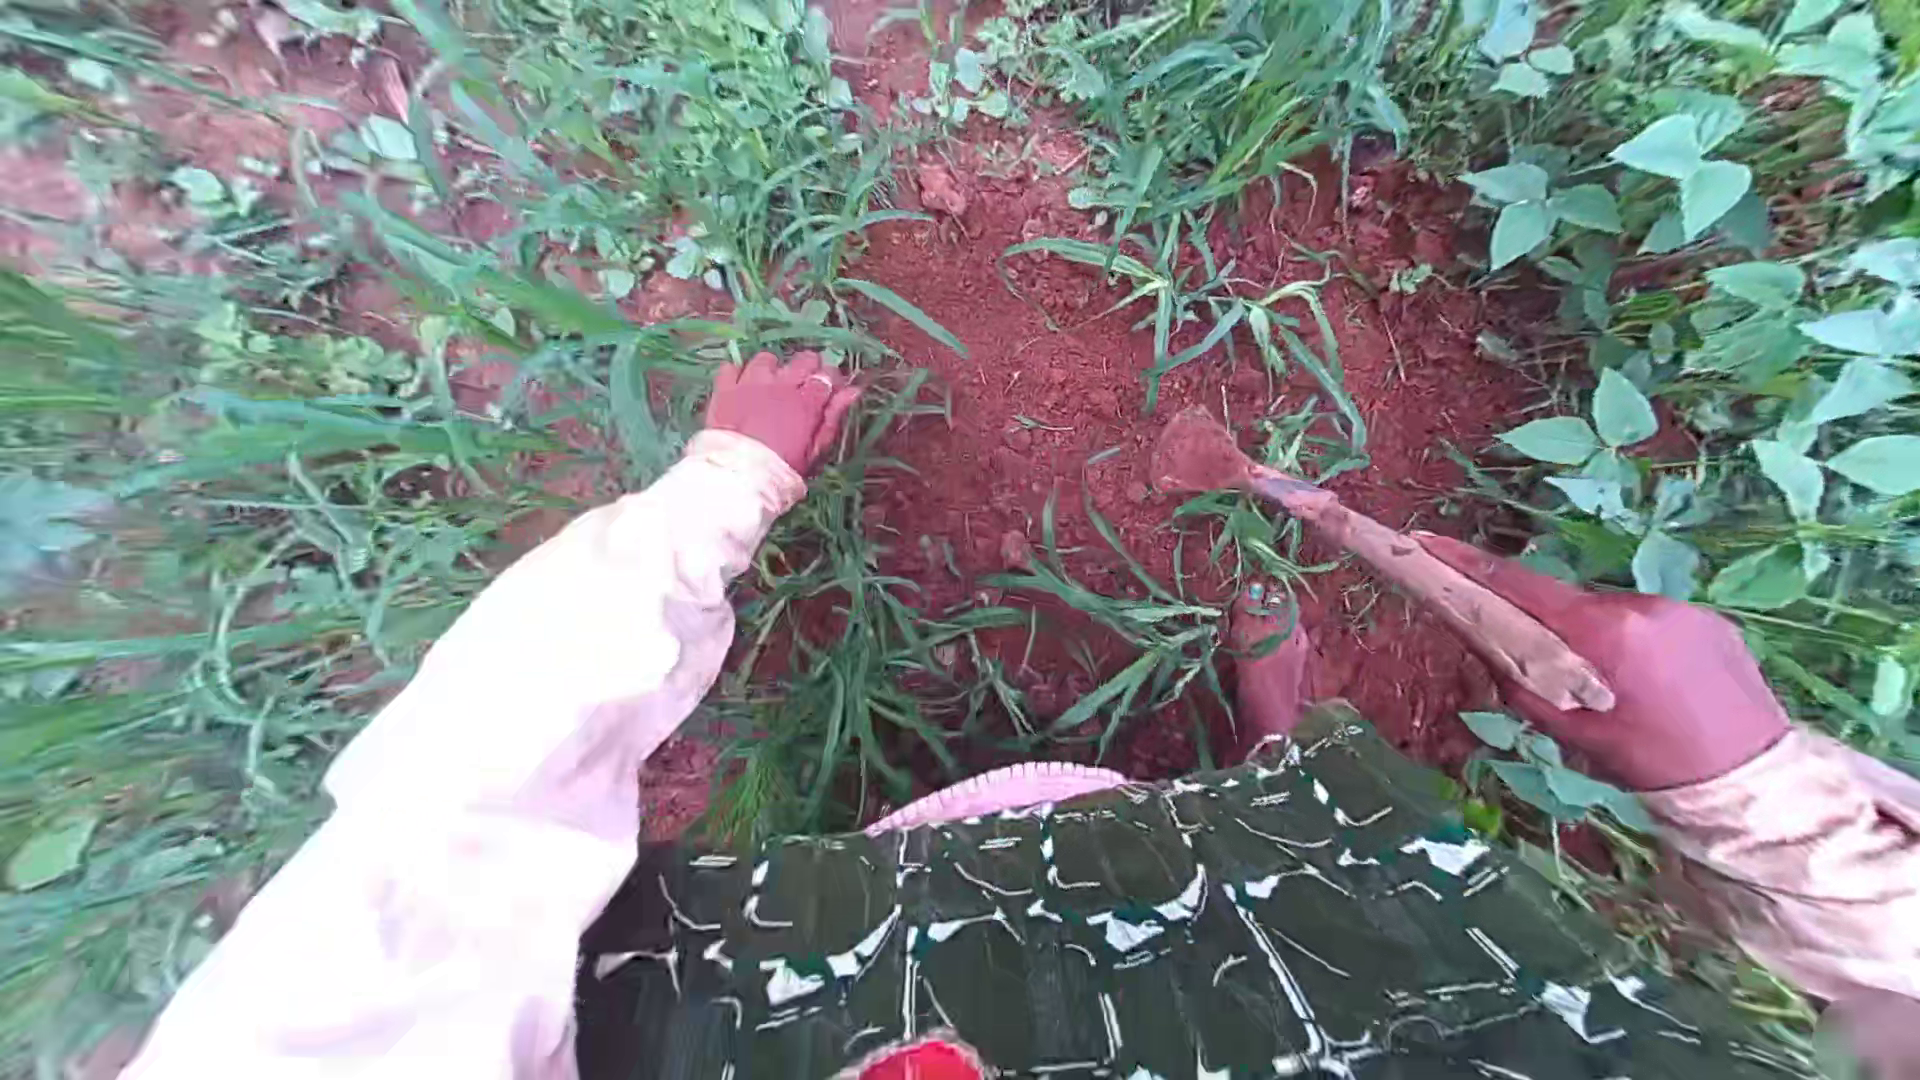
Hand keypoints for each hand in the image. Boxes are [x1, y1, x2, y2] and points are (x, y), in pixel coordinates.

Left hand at [704, 351, 860, 474]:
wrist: (739, 474)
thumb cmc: (783, 467)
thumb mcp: (815, 449)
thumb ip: (833, 418)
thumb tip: (852, 392)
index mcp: (806, 401)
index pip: (827, 375)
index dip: (831, 380)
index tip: (830, 391)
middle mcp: (781, 384)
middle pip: (802, 360)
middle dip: (808, 368)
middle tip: (804, 386)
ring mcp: (751, 382)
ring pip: (767, 359)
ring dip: (772, 369)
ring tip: (770, 386)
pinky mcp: (725, 387)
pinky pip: (732, 366)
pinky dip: (739, 373)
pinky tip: (742, 386)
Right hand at [1418, 534, 1789, 790]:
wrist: (1749, 781)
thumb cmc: (1634, 753)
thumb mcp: (1551, 717)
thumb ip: (1506, 667)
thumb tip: (1473, 628)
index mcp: (1596, 629)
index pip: (1515, 583)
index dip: (1465, 561)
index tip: (1427, 541)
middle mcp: (1637, 605)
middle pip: (1557, 595)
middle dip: (1535, 613)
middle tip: (1534, 651)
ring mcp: (1678, 608)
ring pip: (1599, 607)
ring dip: (1584, 628)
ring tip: (1599, 673)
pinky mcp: (1709, 618)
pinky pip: (1640, 617)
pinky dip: (1624, 635)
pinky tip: (1639, 673)